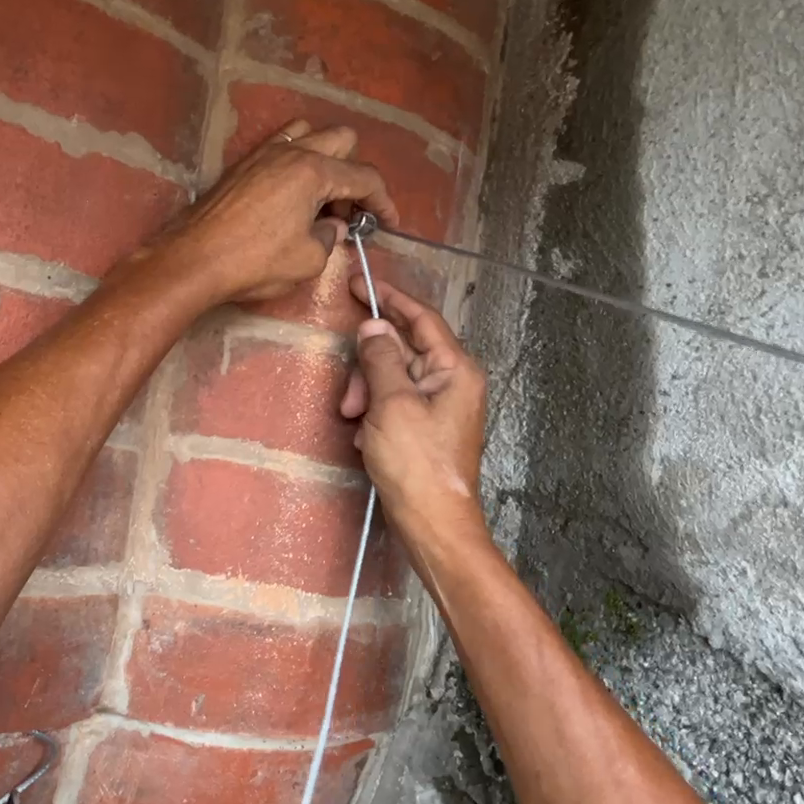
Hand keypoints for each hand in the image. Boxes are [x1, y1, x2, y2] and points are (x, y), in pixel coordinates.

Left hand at [157, 121, 399, 303]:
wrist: (193, 260)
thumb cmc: (254, 262)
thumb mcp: (308, 260)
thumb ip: (329, 238)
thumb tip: (331, 226)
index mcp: (314, 171)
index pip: (364, 177)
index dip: (384, 201)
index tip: (388, 224)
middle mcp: (290, 152)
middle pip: (341, 139)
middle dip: (353, 172)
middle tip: (347, 211)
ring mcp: (262, 154)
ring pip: (307, 134)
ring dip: (323, 158)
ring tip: (318, 198)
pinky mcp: (240, 166)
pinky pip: (278, 147)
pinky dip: (294, 161)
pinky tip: (290, 195)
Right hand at [340, 276, 488, 563]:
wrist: (432, 522)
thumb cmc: (416, 461)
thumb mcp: (392, 402)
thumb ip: (381, 358)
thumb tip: (373, 326)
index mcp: (454, 369)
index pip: (420, 318)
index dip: (389, 297)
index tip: (357, 281)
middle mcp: (451, 382)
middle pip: (401, 349)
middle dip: (369, 366)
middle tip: (349, 397)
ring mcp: (439, 406)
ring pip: (391, 377)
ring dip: (366, 393)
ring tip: (355, 423)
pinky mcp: (424, 427)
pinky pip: (392, 402)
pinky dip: (373, 413)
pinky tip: (366, 437)